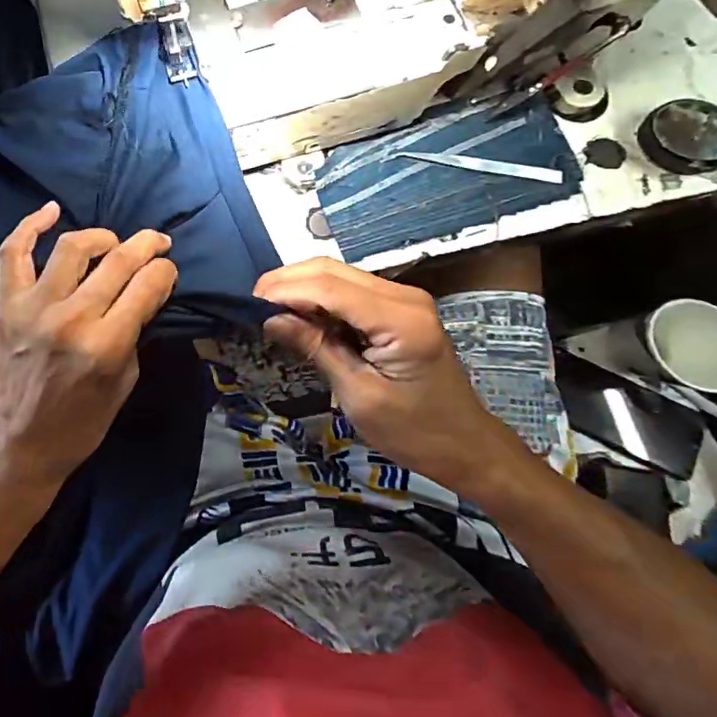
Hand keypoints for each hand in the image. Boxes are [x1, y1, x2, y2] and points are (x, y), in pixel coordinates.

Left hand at [0, 201, 178, 500]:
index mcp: (106, 344)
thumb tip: (143, 294)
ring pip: (73, 246)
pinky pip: (14, 253)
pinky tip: (50, 210)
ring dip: (102, 236)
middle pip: (119, 260)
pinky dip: (30, 226)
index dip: (165, 271)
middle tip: (157, 242)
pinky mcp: (7, 304)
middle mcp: (72, 317)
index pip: (148, 284)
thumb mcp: (124, 383)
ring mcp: (34, 306)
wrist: (19, 445)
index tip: (167, 271)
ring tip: (113, 243)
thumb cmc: (81, 424)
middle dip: (147, 245)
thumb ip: (134, 333)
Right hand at [254, 257, 530, 493]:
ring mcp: (404, 298)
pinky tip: (299, 314)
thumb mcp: (359, 396)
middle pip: (332, 270)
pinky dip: (319, 296)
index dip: (285, 290)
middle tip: (253, 305)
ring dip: (301, 287)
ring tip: (268, 310)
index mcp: (400, 320)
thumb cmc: (415, 432)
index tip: (249, 304)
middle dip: (287, 282)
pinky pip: (349, 289)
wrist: (467, 446)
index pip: (329, 287)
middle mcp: (403, 296)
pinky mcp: (399, 307)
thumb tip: (271, 319)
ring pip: (338, 274)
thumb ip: (316, 349)